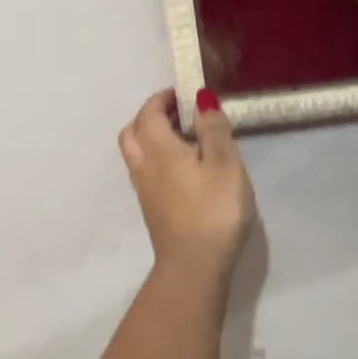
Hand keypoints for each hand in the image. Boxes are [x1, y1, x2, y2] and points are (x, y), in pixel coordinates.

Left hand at [119, 89, 256, 275]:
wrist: (193, 264)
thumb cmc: (213, 210)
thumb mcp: (225, 164)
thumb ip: (213, 129)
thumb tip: (201, 99)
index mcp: (158, 149)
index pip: (148, 113)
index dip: (161, 99)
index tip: (181, 94)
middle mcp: (143, 165)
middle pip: (132, 131)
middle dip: (150, 115)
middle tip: (178, 114)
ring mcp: (143, 189)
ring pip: (134, 152)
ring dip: (149, 137)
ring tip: (181, 138)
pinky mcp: (150, 208)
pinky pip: (143, 171)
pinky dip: (154, 158)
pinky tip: (180, 168)